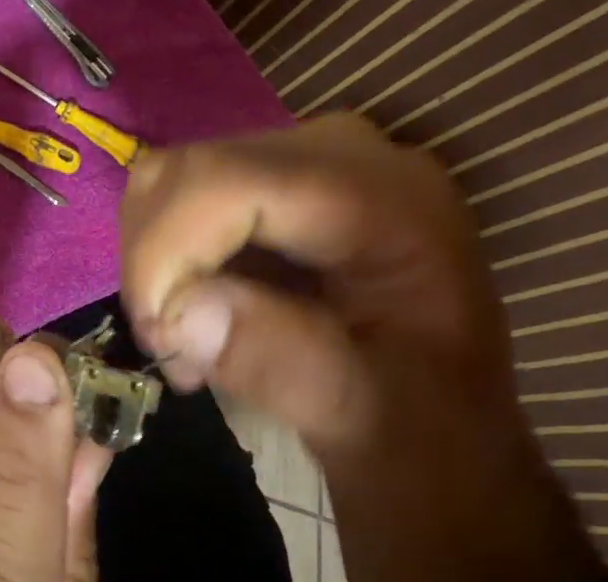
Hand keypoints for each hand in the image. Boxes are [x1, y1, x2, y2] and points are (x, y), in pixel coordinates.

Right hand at [119, 113, 607, 581]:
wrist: (450, 452)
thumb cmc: (427, 448)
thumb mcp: (365, 423)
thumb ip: (282, 363)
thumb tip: (180, 314)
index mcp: (387, 201)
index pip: (230, 180)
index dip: (169, 246)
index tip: (158, 337)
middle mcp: (346, 155)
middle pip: (193, 168)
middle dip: (157, 257)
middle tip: (166, 344)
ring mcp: (308, 161)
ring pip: (176, 178)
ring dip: (157, 259)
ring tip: (179, 337)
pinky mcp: (277, 181)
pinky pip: (185, 195)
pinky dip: (168, 255)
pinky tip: (192, 314)